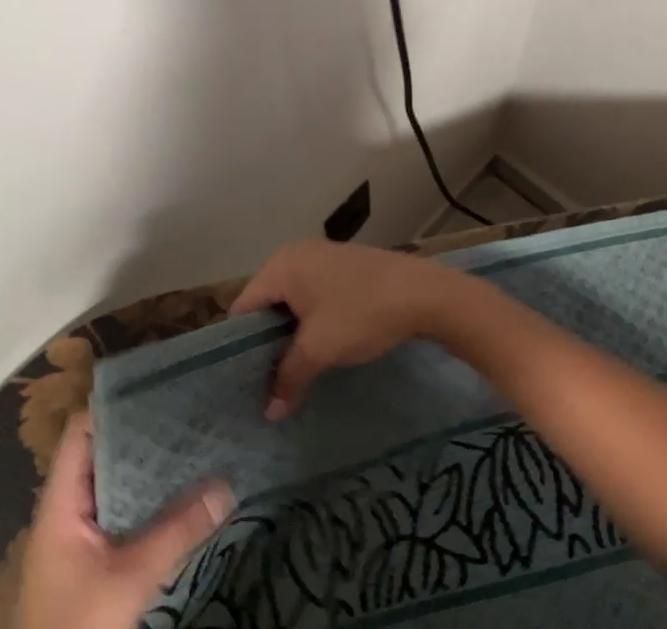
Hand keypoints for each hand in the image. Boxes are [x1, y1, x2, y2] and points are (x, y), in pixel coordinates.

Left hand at [14, 412, 231, 628]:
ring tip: (198, 439)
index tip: (162, 385)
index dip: (116, 405)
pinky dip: (152, 497)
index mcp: (59, 504)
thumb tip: (228, 484)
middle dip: (144, 432)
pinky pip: (125, 512)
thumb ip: (178, 529)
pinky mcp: (94, 560)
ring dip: (151, 466)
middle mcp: (66, 511)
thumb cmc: (78, 626)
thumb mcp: (131, 577)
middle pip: (103, 454)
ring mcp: (79, 537)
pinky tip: (187, 491)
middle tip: (193, 409)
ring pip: (117, 484)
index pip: (82, 433)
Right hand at [229, 240, 473, 418]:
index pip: (243, 308)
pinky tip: (322, 350)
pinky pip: (318, 299)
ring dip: (294, 336)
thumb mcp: (319, 349)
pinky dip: (315, 323)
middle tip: (266, 383)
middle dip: (267, 343)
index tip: (242, 381)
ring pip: (295, 304)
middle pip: (268, 305)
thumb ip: (288, 377)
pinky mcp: (349, 270)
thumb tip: (269, 412)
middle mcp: (299, 254)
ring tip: (292, 373)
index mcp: (282, 264)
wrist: (427, 294)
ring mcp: (326, 259)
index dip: (239, 346)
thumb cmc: (362, 314)